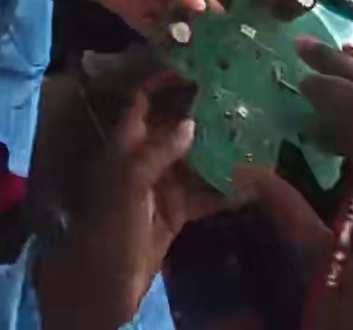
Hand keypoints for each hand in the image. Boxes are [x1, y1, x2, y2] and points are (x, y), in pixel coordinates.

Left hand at [36, 90, 229, 329]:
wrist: (102, 284)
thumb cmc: (109, 223)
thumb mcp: (129, 181)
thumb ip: (159, 151)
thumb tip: (191, 123)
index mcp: (125, 142)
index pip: (142, 100)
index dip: (161, 82)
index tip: (192, 67)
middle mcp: (143, 157)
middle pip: (172, 128)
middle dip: (198, 115)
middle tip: (234, 101)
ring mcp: (160, 185)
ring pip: (191, 160)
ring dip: (216, 151)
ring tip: (251, 136)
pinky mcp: (174, 213)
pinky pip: (201, 195)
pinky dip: (222, 190)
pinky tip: (250, 185)